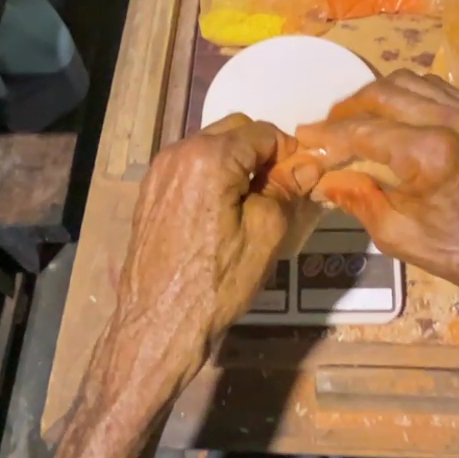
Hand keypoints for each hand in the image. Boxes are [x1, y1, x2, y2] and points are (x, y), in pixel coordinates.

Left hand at [103, 115, 299, 388]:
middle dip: (261, 153)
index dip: (288, 153)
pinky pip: (191, 167)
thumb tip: (309, 164)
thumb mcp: (266, 233)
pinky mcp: (149, 192)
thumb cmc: (217, 282)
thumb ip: (287, 188)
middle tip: (278, 191)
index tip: (299, 182)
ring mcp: (159, 171)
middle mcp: (179, 152)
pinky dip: (212, 176)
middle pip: (234, 130)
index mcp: (209, 156)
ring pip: (211, 146)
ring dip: (236, 163)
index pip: (263, 131)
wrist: (158, 326)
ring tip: (251, 204)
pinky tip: (221, 213)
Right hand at [297, 72, 458, 308]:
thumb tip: (323, 175)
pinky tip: (394, 113)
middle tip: (328, 125)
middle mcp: (452, 120)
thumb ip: (357, 197)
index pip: (364, 131)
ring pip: (410, 81)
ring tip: (357, 116)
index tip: (305, 136)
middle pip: (384, 93)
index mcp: (430, 153)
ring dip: (377, 95)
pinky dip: (408, 94)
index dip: (329, 134)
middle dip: (349, 107)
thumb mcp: (397, 235)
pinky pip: (436, 87)